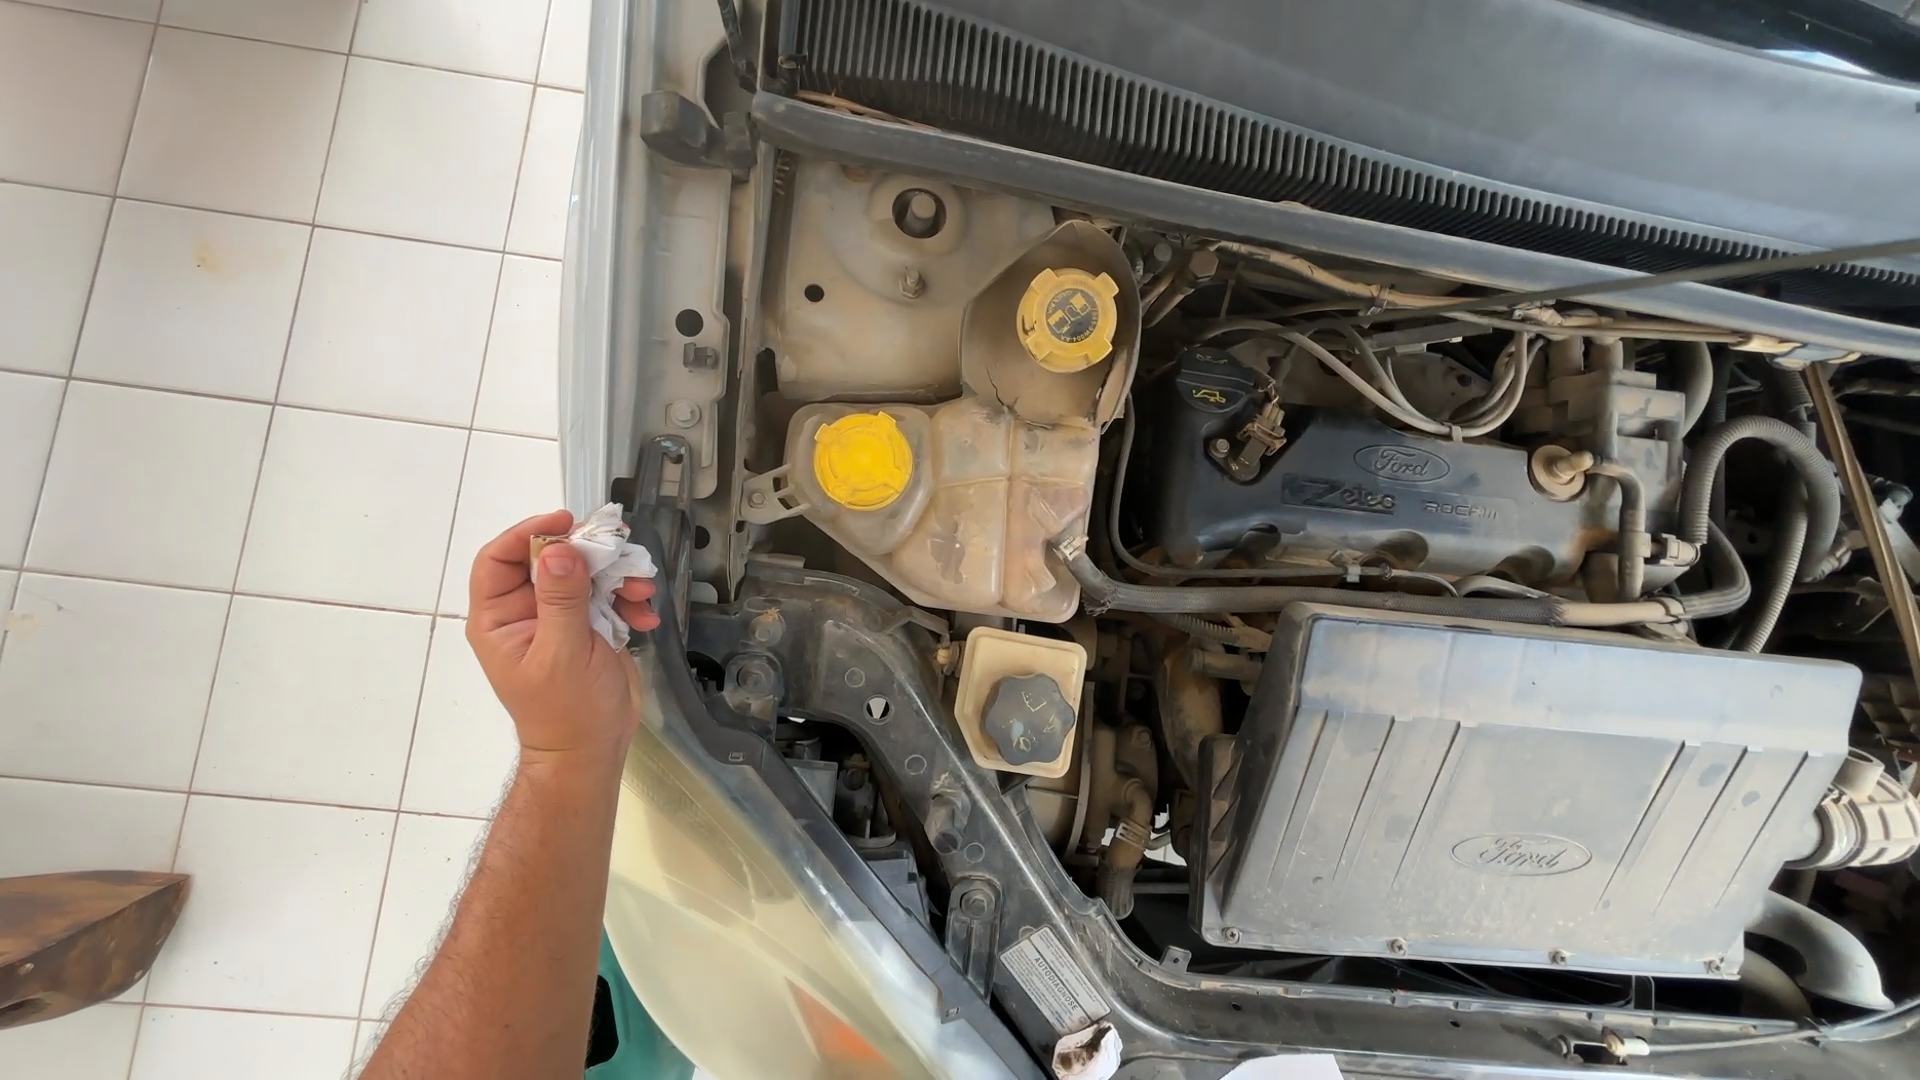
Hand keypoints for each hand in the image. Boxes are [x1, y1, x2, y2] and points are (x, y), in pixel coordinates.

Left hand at [466, 510, 660, 759]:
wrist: (593, 748)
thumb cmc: (566, 709)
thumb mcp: (563, 652)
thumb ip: (562, 600)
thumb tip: (560, 549)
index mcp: (500, 618)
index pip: (500, 559)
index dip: (528, 533)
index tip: (566, 522)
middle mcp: (526, 612)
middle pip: (550, 560)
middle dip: (588, 555)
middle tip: (620, 549)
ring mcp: (560, 618)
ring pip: (586, 574)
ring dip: (617, 578)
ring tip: (642, 591)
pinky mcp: (590, 627)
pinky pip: (609, 596)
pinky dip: (630, 601)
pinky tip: (646, 618)